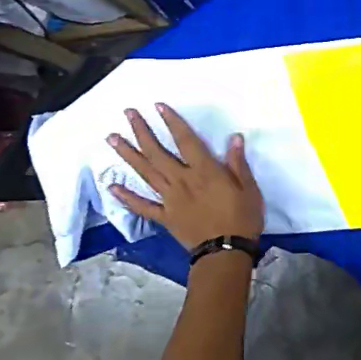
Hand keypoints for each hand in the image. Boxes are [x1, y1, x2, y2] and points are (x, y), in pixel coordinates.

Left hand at [107, 103, 264, 248]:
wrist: (226, 252)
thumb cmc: (242, 218)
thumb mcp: (248, 188)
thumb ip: (237, 162)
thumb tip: (234, 137)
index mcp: (204, 171)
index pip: (185, 140)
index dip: (172, 121)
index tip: (158, 106)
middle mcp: (182, 180)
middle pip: (157, 152)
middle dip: (142, 131)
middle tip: (128, 113)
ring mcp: (170, 199)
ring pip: (145, 173)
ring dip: (128, 154)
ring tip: (112, 138)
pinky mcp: (165, 217)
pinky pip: (143, 205)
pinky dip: (126, 196)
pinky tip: (112, 186)